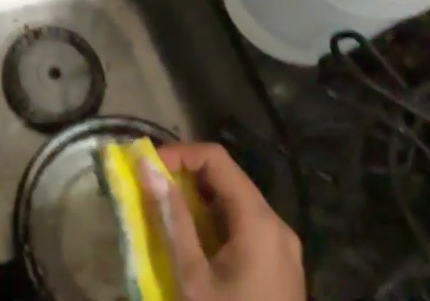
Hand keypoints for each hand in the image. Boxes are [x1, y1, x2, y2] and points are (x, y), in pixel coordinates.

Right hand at [145, 142, 304, 300]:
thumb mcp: (193, 275)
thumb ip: (173, 218)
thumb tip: (148, 167)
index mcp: (258, 220)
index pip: (216, 159)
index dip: (179, 153)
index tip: (147, 168)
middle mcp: (276, 223)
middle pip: (228, 177)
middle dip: (186, 175)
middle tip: (149, 187)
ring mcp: (283, 245)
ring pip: (236, 200)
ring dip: (199, 197)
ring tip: (165, 210)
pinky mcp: (280, 263)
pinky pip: (246, 224)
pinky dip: (216, 219)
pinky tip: (193, 237)